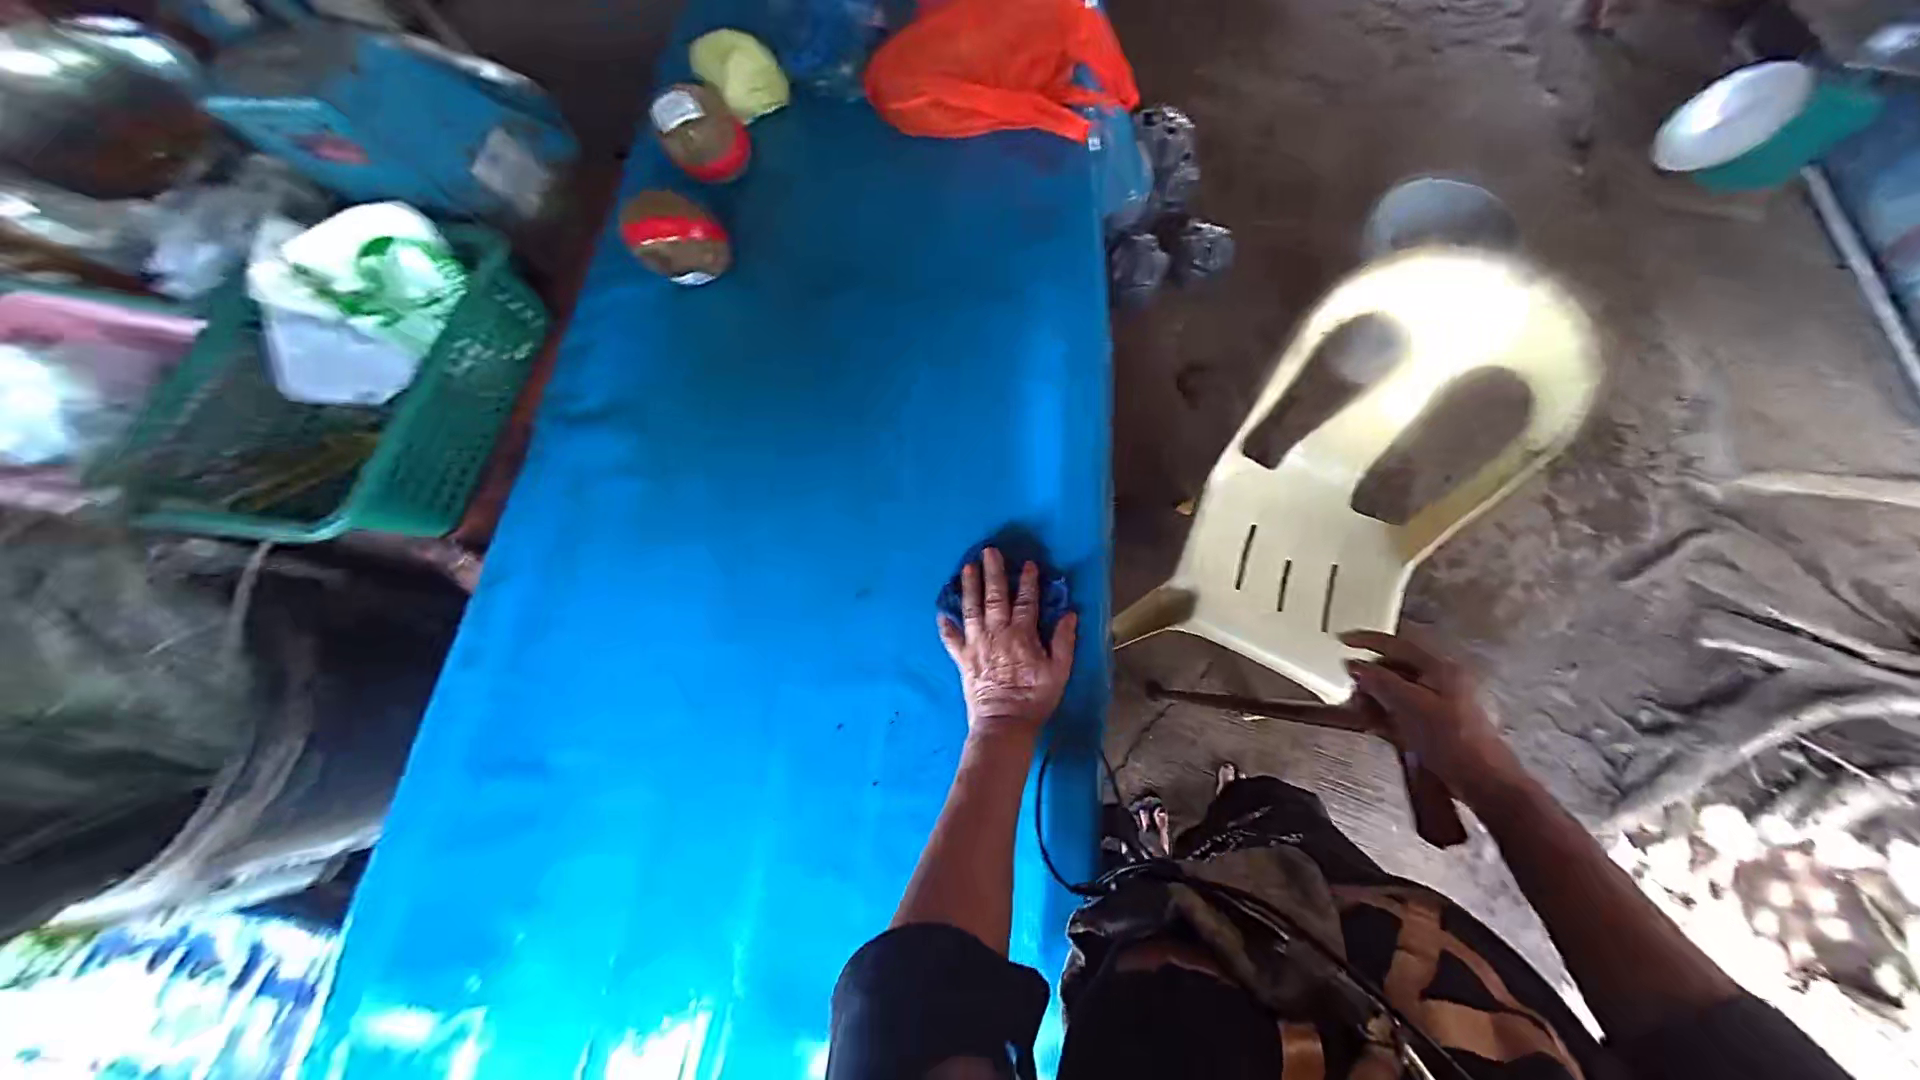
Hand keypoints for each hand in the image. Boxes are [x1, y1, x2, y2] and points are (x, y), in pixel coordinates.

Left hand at [937, 548, 1078, 738]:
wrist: (1004, 724)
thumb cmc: (1035, 699)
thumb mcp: (1059, 672)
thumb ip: (1064, 641)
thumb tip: (1069, 614)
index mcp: (1022, 635)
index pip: (1027, 601)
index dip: (1028, 582)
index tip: (1028, 564)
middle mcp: (996, 633)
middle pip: (995, 597)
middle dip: (993, 572)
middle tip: (989, 551)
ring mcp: (976, 644)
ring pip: (971, 609)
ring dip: (969, 587)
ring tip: (967, 568)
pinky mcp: (962, 658)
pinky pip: (951, 638)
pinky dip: (945, 624)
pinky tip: (941, 612)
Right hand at [1339, 630, 1529, 806]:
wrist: (1484, 784)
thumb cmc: (1453, 740)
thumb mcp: (1409, 705)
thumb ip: (1379, 681)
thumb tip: (1355, 665)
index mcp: (1442, 669)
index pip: (1398, 645)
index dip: (1367, 640)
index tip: (1343, 639)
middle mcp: (1443, 681)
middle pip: (1396, 667)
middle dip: (1369, 675)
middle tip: (1350, 684)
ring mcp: (1441, 703)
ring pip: (1397, 689)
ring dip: (1374, 696)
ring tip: (1358, 707)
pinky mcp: (1437, 723)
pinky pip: (1402, 708)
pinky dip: (1384, 711)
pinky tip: (1371, 721)